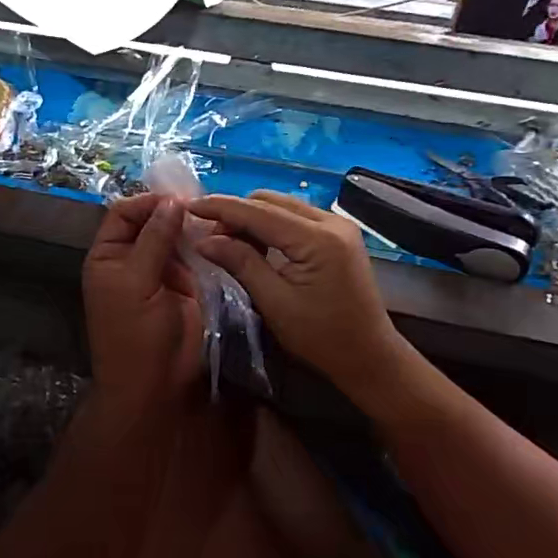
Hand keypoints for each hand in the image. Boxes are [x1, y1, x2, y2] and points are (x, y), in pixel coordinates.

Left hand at [82, 194, 201, 413]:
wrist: (157, 386)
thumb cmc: (135, 335)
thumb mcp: (136, 283)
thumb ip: (154, 240)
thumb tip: (172, 201)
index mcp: (109, 255)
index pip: (124, 213)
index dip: (148, 202)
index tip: (178, 197)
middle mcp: (133, 259)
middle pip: (152, 221)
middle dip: (174, 210)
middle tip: (204, 202)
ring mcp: (162, 272)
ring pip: (177, 236)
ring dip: (194, 226)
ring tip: (218, 213)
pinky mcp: (188, 285)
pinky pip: (196, 256)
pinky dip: (208, 244)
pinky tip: (224, 233)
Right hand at [189, 191, 406, 400]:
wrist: (370, 356)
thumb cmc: (321, 337)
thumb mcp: (274, 302)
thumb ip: (240, 263)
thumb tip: (203, 240)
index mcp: (317, 239)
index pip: (258, 212)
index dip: (220, 208)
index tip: (188, 207)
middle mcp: (331, 222)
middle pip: (269, 201)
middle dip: (235, 213)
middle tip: (208, 238)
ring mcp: (338, 226)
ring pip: (281, 206)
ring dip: (251, 219)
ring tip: (228, 243)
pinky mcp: (338, 235)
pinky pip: (294, 218)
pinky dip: (269, 226)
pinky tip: (255, 247)